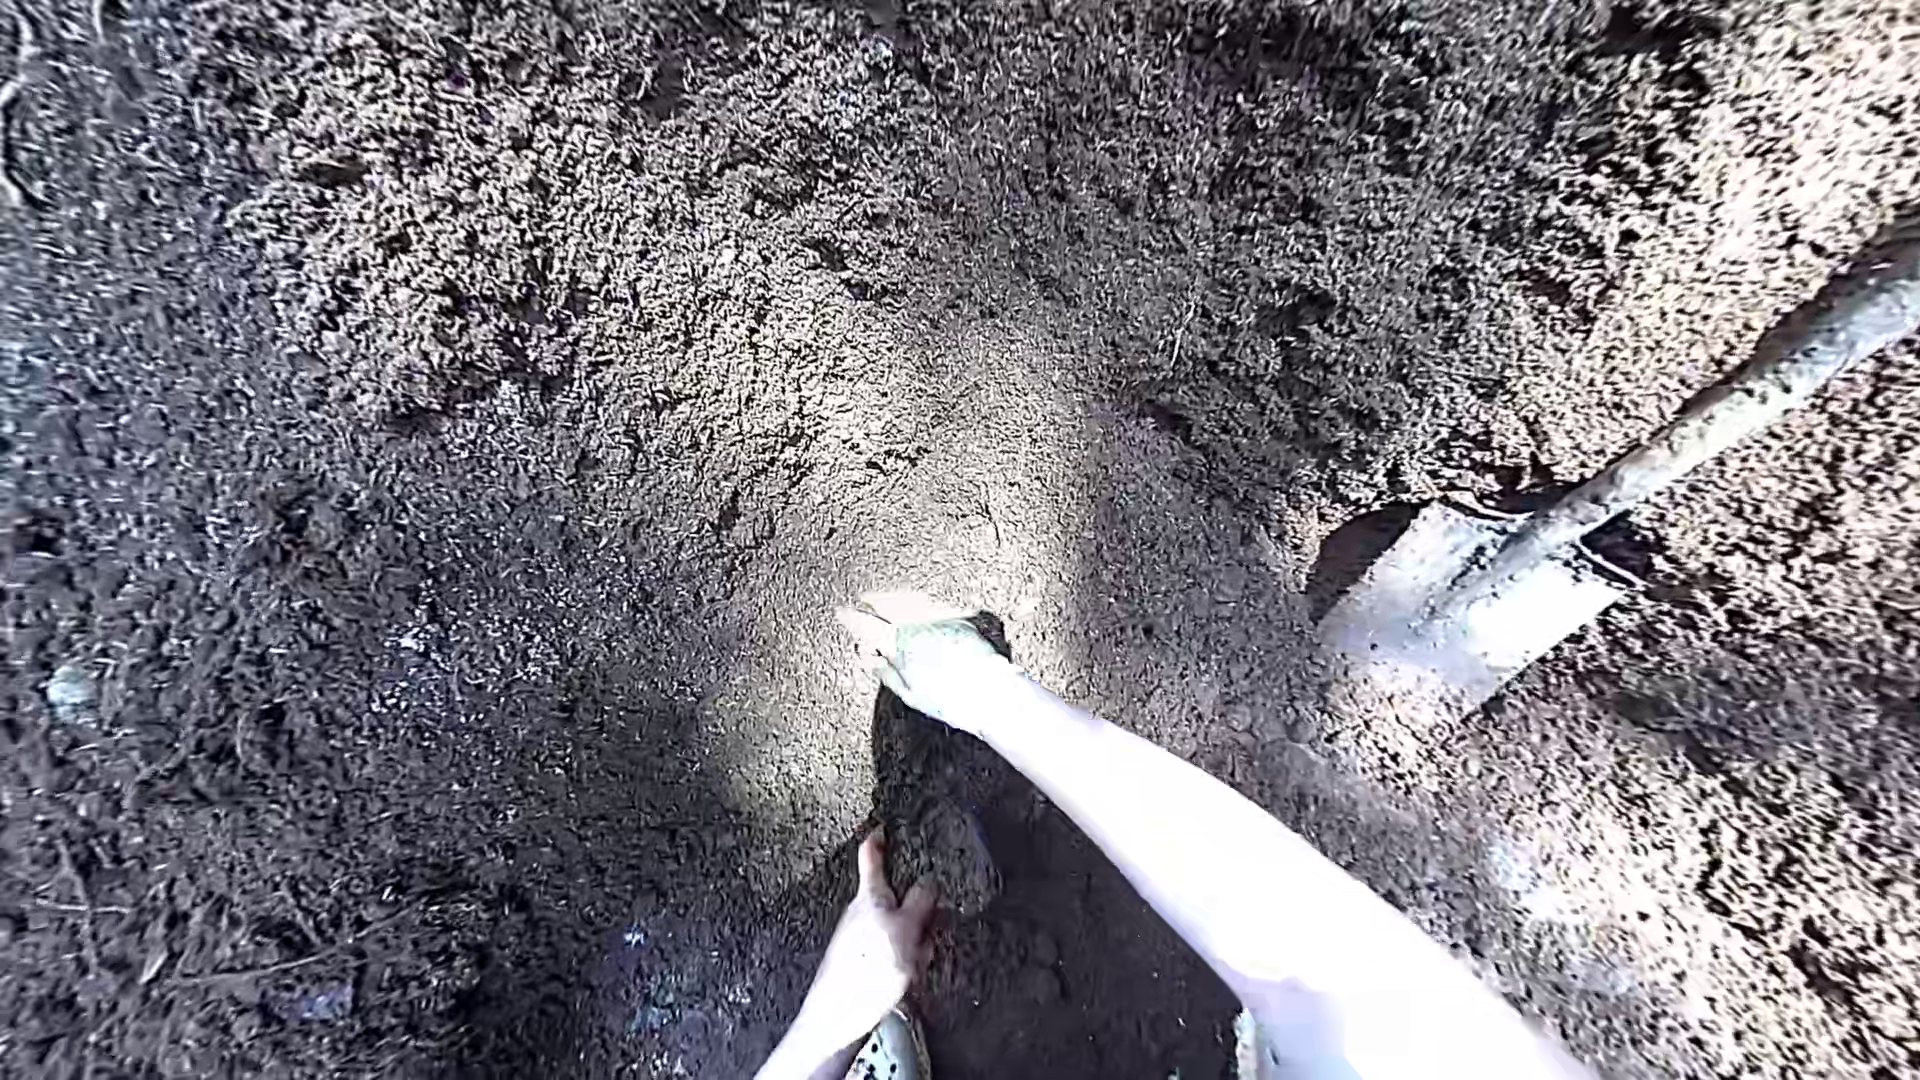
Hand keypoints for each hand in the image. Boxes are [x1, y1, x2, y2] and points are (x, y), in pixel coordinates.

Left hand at [784, 829, 937, 1061]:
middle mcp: (860, 909)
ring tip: (914, 964)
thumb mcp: (908, 929)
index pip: (872, 854)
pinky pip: (889, 951)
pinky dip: (902, 961)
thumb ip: (922, 902)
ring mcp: (858, 936)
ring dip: (911, 942)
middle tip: (925, 931)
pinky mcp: (859, 961)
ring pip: (895, 927)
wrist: (837, 1021)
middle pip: (894, 897)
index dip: (879, 837)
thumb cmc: (867, 972)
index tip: (884, 826)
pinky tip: (904, 981)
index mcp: (870, 894)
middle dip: (914, 912)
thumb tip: (930, 882)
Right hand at [835, 591, 1011, 732]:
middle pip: (889, 604)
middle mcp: (919, 625)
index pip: (868, 626)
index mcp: (901, 644)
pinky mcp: (959, 618)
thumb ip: (887, 673)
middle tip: (864, 599)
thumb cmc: (953, 699)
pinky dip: (921, 601)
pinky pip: (934, 603)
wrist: (991, 692)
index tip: (843, 612)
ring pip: (911, 599)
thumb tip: (872, 661)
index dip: (852, 618)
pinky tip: (918, 602)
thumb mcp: (910, 694)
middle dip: (874, 600)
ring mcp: (940, 618)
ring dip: (895, 596)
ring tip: (886, 597)